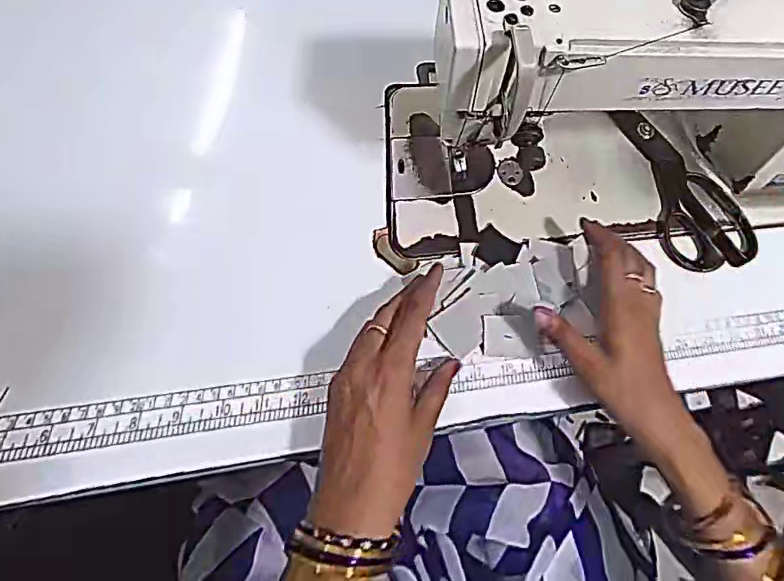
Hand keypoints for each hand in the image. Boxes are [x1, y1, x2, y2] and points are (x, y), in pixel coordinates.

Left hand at [308, 264, 459, 537]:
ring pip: (368, 330)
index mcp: (389, 376)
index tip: (433, 275)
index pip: (409, 318)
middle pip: (384, 317)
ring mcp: (345, 380)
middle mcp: (363, 372)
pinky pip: (356, 349)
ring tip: (407, 306)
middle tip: (422, 283)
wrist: (349, 509)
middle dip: (404, 296)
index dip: (424, 291)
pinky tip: (385, 339)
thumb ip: (436, 387)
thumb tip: (447, 366)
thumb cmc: (385, 476)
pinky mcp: (336, 392)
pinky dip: (373, 335)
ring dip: (388, 314)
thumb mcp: (423, 428)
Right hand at [535, 222, 731, 515]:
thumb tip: (543, 314)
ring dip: (627, 249)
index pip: (614, 257)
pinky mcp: (654, 323)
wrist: (658, 414)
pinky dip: (637, 268)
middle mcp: (639, 303)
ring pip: (643, 267)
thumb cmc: (629, 392)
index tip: (589, 226)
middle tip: (596, 231)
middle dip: (612, 238)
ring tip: (613, 245)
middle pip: (630, 256)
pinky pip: (648, 282)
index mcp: (622, 306)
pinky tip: (631, 278)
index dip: (601, 237)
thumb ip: (562, 336)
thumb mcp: (586, 365)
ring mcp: (649, 311)